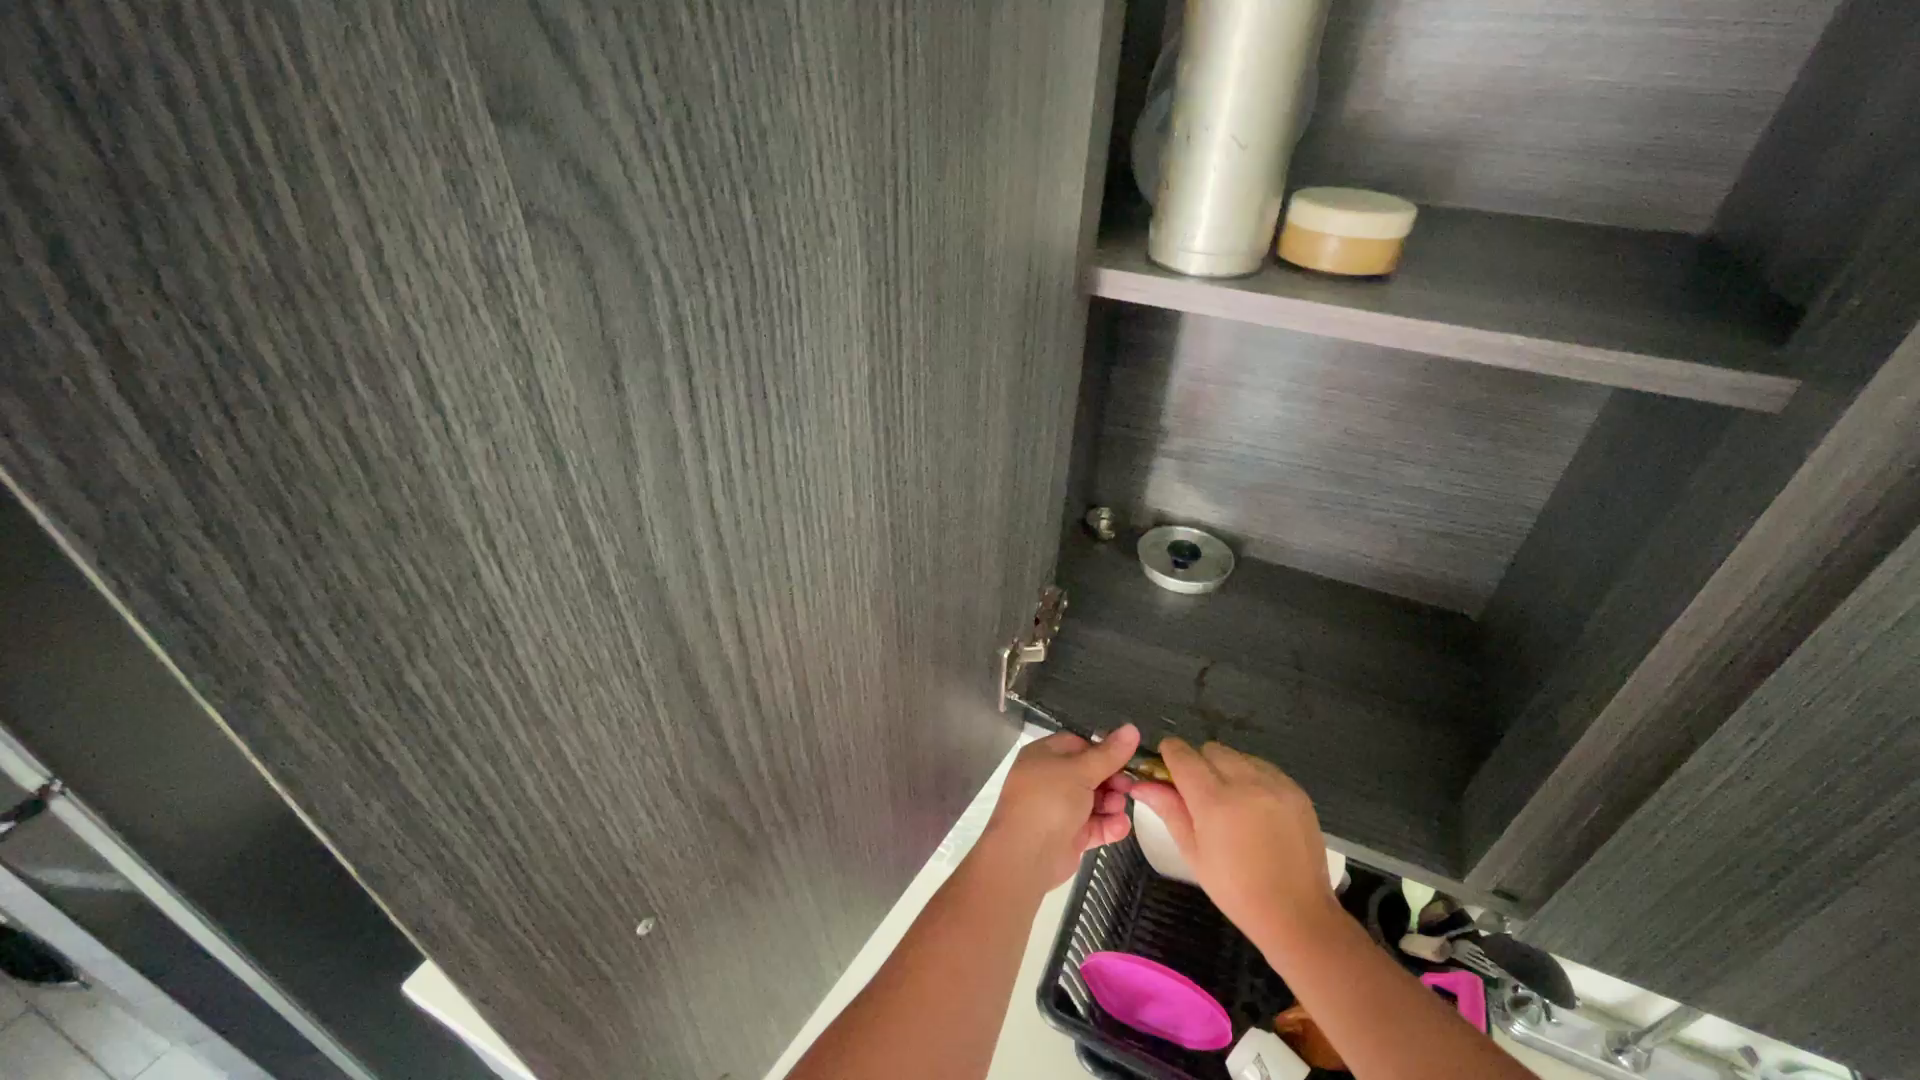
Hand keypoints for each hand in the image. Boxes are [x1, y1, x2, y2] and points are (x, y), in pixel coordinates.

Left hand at [977, 724, 1140, 889]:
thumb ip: (1109, 754)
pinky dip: (1108, 825)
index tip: (1125, 757)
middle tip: (1127, 786)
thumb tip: (1132, 728)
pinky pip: (1094, 825)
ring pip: (1094, 800)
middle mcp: (1049, 780)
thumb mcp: (1081, 771)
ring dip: (1111, 803)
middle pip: (1089, 773)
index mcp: (1043, 756)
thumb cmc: (1049, 801)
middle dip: (1111, 780)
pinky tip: (1120, 826)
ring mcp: (1059, 808)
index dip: (1101, 750)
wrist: (1026, 855)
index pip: (1077, 744)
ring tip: (1117, 807)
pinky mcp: (1069, 835)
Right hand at [1130, 739, 1342, 948]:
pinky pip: (1264, 768)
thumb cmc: (1235, 890)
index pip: (1183, 755)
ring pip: (1238, 756)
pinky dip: (1251, 777)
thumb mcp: (1193, 853)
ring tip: (1229, 802)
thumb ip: (1169, 809)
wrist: (1296, 912)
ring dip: (1225, 768)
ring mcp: (1276, 784)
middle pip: (1210, 749)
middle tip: (1198, 794)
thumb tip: (1141, 784)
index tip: (1164, 766)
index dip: (1169, 754)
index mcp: (1215, 801)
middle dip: (1198, 763)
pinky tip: (1253, 806)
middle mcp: (1247, 783)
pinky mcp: (1296, 790)